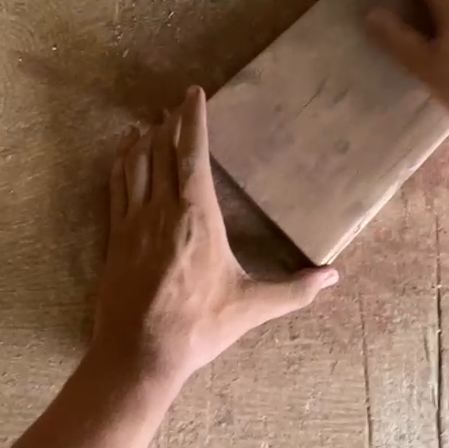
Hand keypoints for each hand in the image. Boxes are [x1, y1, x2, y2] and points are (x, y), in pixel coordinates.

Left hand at [91, 87, 338, 388]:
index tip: (193, 94)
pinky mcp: (115, 237)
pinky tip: (122, 155)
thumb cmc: (199, 327)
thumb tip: (333, 277)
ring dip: (144, 139)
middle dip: (170, 122)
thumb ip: (294, 290)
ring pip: (137, 165)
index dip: (194, 119)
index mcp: (198, 215)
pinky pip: (116, 188)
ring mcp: (134, 221)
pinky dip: (120, 164)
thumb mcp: (251, 307)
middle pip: (163, 151)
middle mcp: (163, 208)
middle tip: (175, 102)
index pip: (194, 153)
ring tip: (148, 121)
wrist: (139, 353)